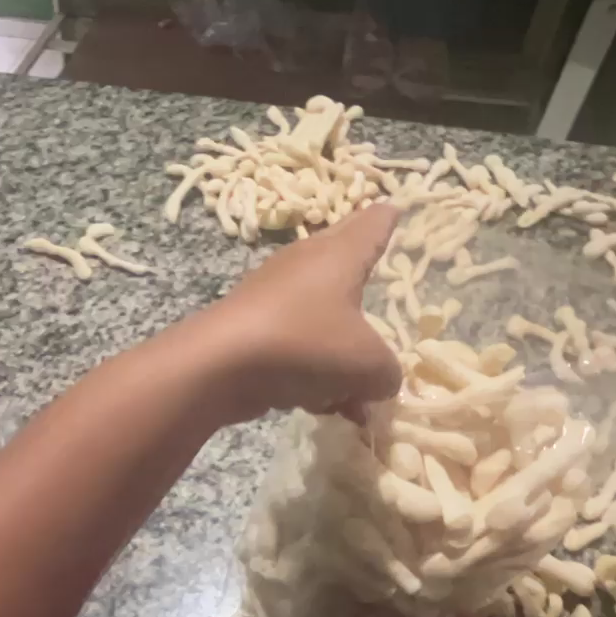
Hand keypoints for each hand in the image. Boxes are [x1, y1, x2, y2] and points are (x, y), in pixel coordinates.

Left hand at [196, 203, 402, 423]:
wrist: (217, 366)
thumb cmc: (304, 344)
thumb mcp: (366, 364)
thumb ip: (386, 372)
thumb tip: (380, 381)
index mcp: (339, 254)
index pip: (372, 223)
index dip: (389, 218)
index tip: (398, 209)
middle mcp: (305, 265)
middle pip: (344, 262)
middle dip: (366, 279)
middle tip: (383, 285)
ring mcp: (274, 296)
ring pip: (321, 316)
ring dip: (341, 350)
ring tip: (359, 396)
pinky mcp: (253, 329)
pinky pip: (297, 346)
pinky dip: (313, 372)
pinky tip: (323, 407)